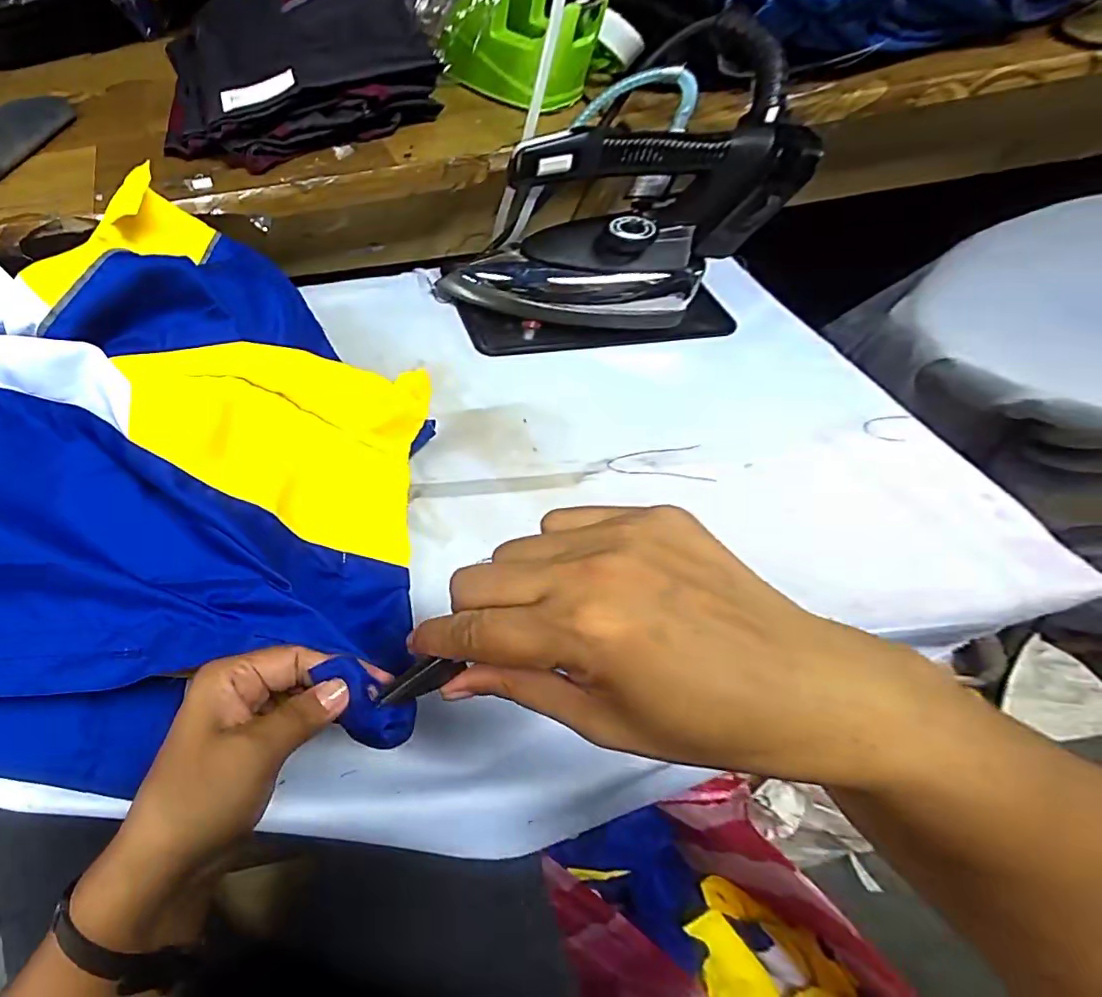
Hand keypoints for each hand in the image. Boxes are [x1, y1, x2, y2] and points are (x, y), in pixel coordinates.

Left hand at [65, 648, 352, 954]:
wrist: (168, 854)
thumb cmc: (207, 793)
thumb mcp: (258, 750)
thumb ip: (301, 714)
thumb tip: (345, 685)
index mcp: (227, 675)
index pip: (289, 656)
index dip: (335, 665)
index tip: (381, 682)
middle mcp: (231, 685)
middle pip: (289, 671)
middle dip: (332, 681)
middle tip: (382, 699)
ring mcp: (236, 715)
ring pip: (288, 695)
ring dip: (324, 701)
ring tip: (370, 711)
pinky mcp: (243, 742)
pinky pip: (281, 719)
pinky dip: (309, 720)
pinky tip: (337, 726)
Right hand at [409, 505, 975, 791]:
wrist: (821, 689)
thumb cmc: (707, 724)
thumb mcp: (602, 723)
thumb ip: (517, 687)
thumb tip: (450, 678)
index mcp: (582, 633)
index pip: (475, 629)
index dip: (437, 640)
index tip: (420, 647)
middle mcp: (590, 573)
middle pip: (475, 578)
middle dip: (471, 613)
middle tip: (502, 638)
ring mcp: (620, 535)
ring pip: (512, 550)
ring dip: (515, 583)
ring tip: (559, 609)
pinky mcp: (648, 515)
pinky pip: (561, 523)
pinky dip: (558, 552)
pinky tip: (598, 578)